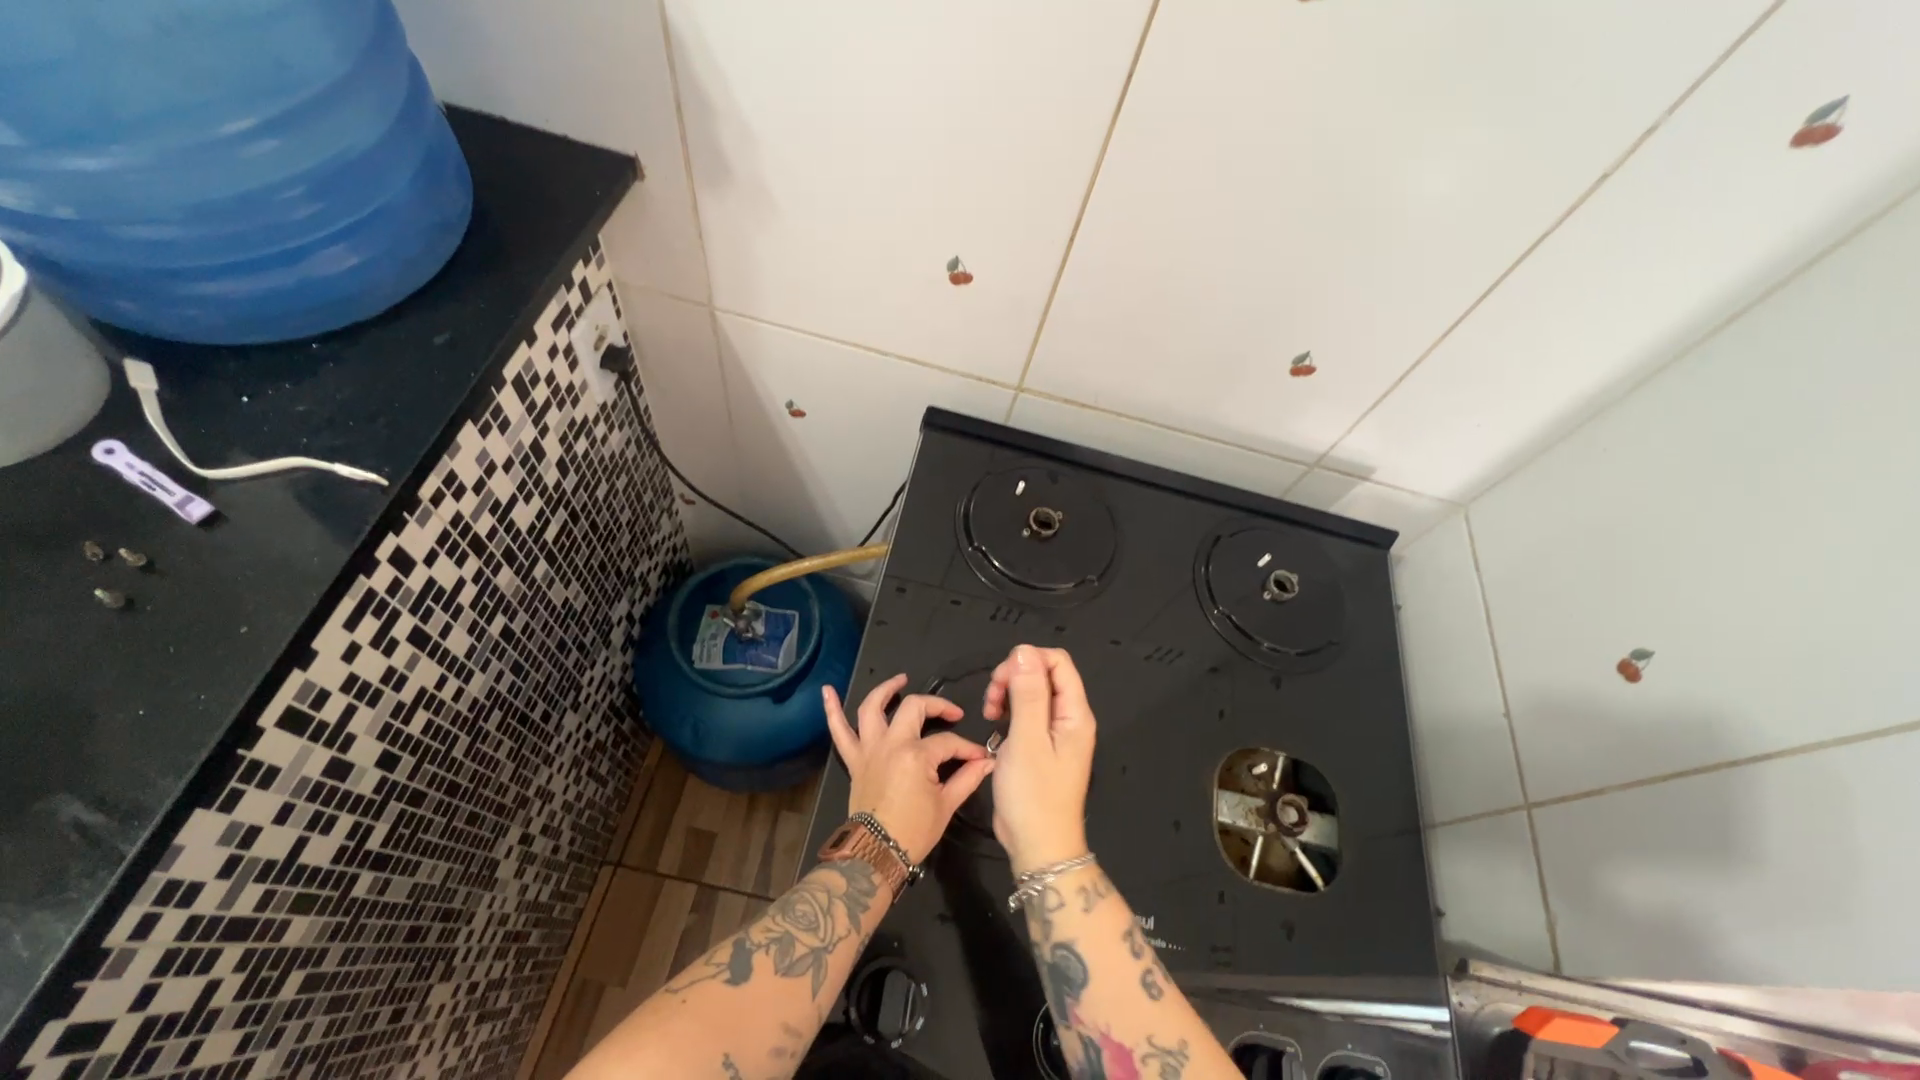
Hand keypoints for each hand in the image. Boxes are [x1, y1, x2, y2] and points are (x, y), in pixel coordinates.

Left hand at [823, 675, 994, 862]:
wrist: (876, 852)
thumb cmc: (914, 831)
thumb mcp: (947, 805)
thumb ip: (968, 778)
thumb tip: (988, 762)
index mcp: (917, 755)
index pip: (948, 742)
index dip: (967, 749)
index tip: (980, 758)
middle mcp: (891, 744)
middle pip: (914, 708)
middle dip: (937, 705)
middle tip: (950, 712)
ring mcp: (869, 749)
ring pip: (872, 707)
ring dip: (885, 689)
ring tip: (900, 680)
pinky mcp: (854, 759)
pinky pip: (838, 731)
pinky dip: (831, 710)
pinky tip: (827, 691)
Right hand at [982, 645, 1096, 873]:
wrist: (1038, 846)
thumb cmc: (1033, 794)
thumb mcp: (1027, 740)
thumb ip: (1027, 693)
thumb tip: (1023, 650)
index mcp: (1074, 713)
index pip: (1057, 661)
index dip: (1027, 661)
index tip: (1001, 683)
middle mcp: (1069, 718)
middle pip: (1043, 674)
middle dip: (1014, 677)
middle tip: (992, 701)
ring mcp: (1056, 733)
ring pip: (1032, 693)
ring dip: (1008, 694)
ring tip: (990, 714)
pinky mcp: (1041, 746)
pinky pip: (1026, 714)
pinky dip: (1008, 713)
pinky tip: (995, 726)